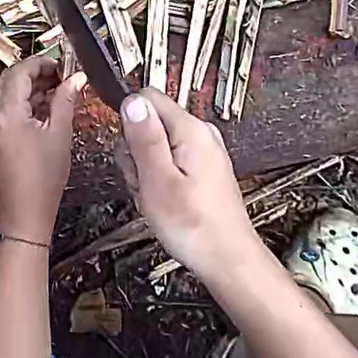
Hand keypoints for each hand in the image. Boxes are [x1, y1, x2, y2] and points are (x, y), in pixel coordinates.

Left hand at [0, 57, 85, 241]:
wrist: (23, 211)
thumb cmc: (41, 180)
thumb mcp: (60, 134)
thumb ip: (65, 100)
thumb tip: (75, 79)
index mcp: (7, 114)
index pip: (19, 73)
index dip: (40, 63)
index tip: (58, 64)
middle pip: (9, 80)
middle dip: (34, 73)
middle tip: (58, 75)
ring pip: (5, 93)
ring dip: (27, 88)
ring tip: (54, 91)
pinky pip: (2, 109)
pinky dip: (20, 103)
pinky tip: (40, 108)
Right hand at [115, 89, 267, 285]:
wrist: (227, 260)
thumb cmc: (195, 227)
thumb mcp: (158, 181)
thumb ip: (144, 138)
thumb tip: (132, 100)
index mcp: (190, 130)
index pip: (146, 97)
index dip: (129, 125)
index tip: (133, 156)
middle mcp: (200, 133)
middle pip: (149, 122)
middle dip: (136, 152)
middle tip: (145, 184)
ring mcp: (203, 150)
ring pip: (155, 143)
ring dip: (145, 170)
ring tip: (156, 197)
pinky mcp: (202, 166)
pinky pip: (168, 160)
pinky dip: (159, 179)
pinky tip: (165, 201)